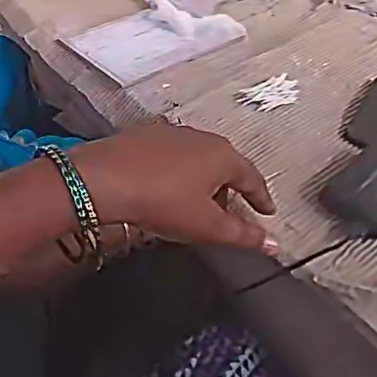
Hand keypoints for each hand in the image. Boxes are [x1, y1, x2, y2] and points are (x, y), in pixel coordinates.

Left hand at [68, 124, 276, 253]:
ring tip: (194, 202)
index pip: (251, 177)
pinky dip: (174, 171)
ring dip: (200, 178)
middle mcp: (198, 136)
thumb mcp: (206, 226)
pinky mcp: (140, 135)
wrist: (103, 179)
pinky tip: (163, 187)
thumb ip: (242, 234)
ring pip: (195, 157)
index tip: (266, 210)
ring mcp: (167, 133)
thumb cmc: (161, 201)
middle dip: (228, 187)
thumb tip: (272, 244)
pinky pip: (168, 155)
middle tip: (229, 210)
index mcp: (221, 155)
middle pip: (223, 163)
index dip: (260, 197)